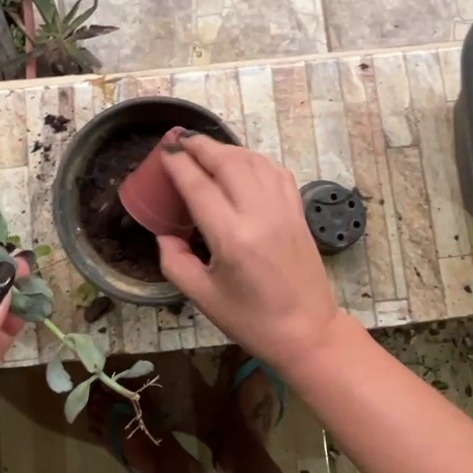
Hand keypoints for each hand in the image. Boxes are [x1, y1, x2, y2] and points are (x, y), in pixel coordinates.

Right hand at [155, 131, 344, 371]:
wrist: (308, 332)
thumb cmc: (252, 320)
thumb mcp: (202, 297)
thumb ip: (175, 262)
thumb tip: (163, 234)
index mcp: (232, 238)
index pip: (199, 186)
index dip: (179, 164)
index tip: (165, 151)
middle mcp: (259, 214)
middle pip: (227, 162)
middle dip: (201, 146)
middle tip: (180, 140)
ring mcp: (283, 209)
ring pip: (253, 161)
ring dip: (226, 149)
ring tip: (205, 148)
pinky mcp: (297, 211)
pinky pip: (275, 171)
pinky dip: (254, 159)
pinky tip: (241, 162)